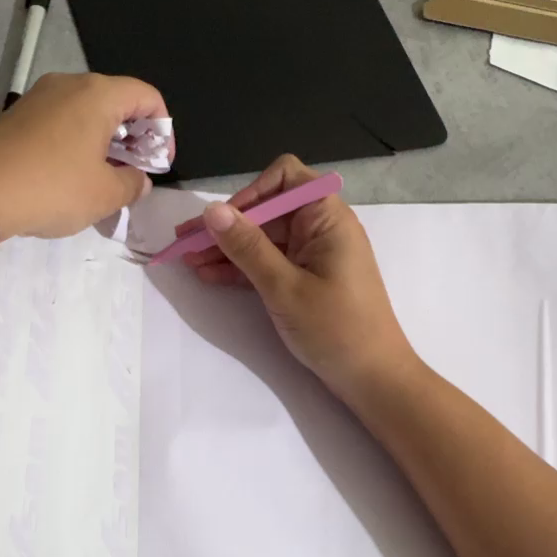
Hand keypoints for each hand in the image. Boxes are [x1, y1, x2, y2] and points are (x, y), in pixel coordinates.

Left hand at [0, 73, 165, 239]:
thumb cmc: (52, 187)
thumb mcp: (104, 194)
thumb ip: (132, 184)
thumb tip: (139, 180)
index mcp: (98, 94)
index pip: (148, 97)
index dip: (163, 131)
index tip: (158, 165)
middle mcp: (68, 84)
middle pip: (116, 101)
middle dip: (134, 136)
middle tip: (134, 172)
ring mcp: (38, 97)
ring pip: (86, 111)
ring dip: (104, 140)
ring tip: (104, 177)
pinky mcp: (16, 115)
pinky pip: (60, 121)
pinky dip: (76, 142)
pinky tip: (70, 175)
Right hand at [182, 155, 418, 394]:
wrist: (372, 378)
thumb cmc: (335, 328)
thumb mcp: (284, 287)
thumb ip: (247, 247)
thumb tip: (212, 210)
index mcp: (326, 217)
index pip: (285, 178)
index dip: (250, 194)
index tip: (222, 222)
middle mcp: (321, 228)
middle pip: (267, 211)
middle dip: (227, 226)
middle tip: (184, 243)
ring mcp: (313, 255)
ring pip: (263, 239)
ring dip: (227, 249)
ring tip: (187, 261)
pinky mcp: (306, 280)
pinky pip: (269, 263)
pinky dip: (241, 268)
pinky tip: (208, 276)